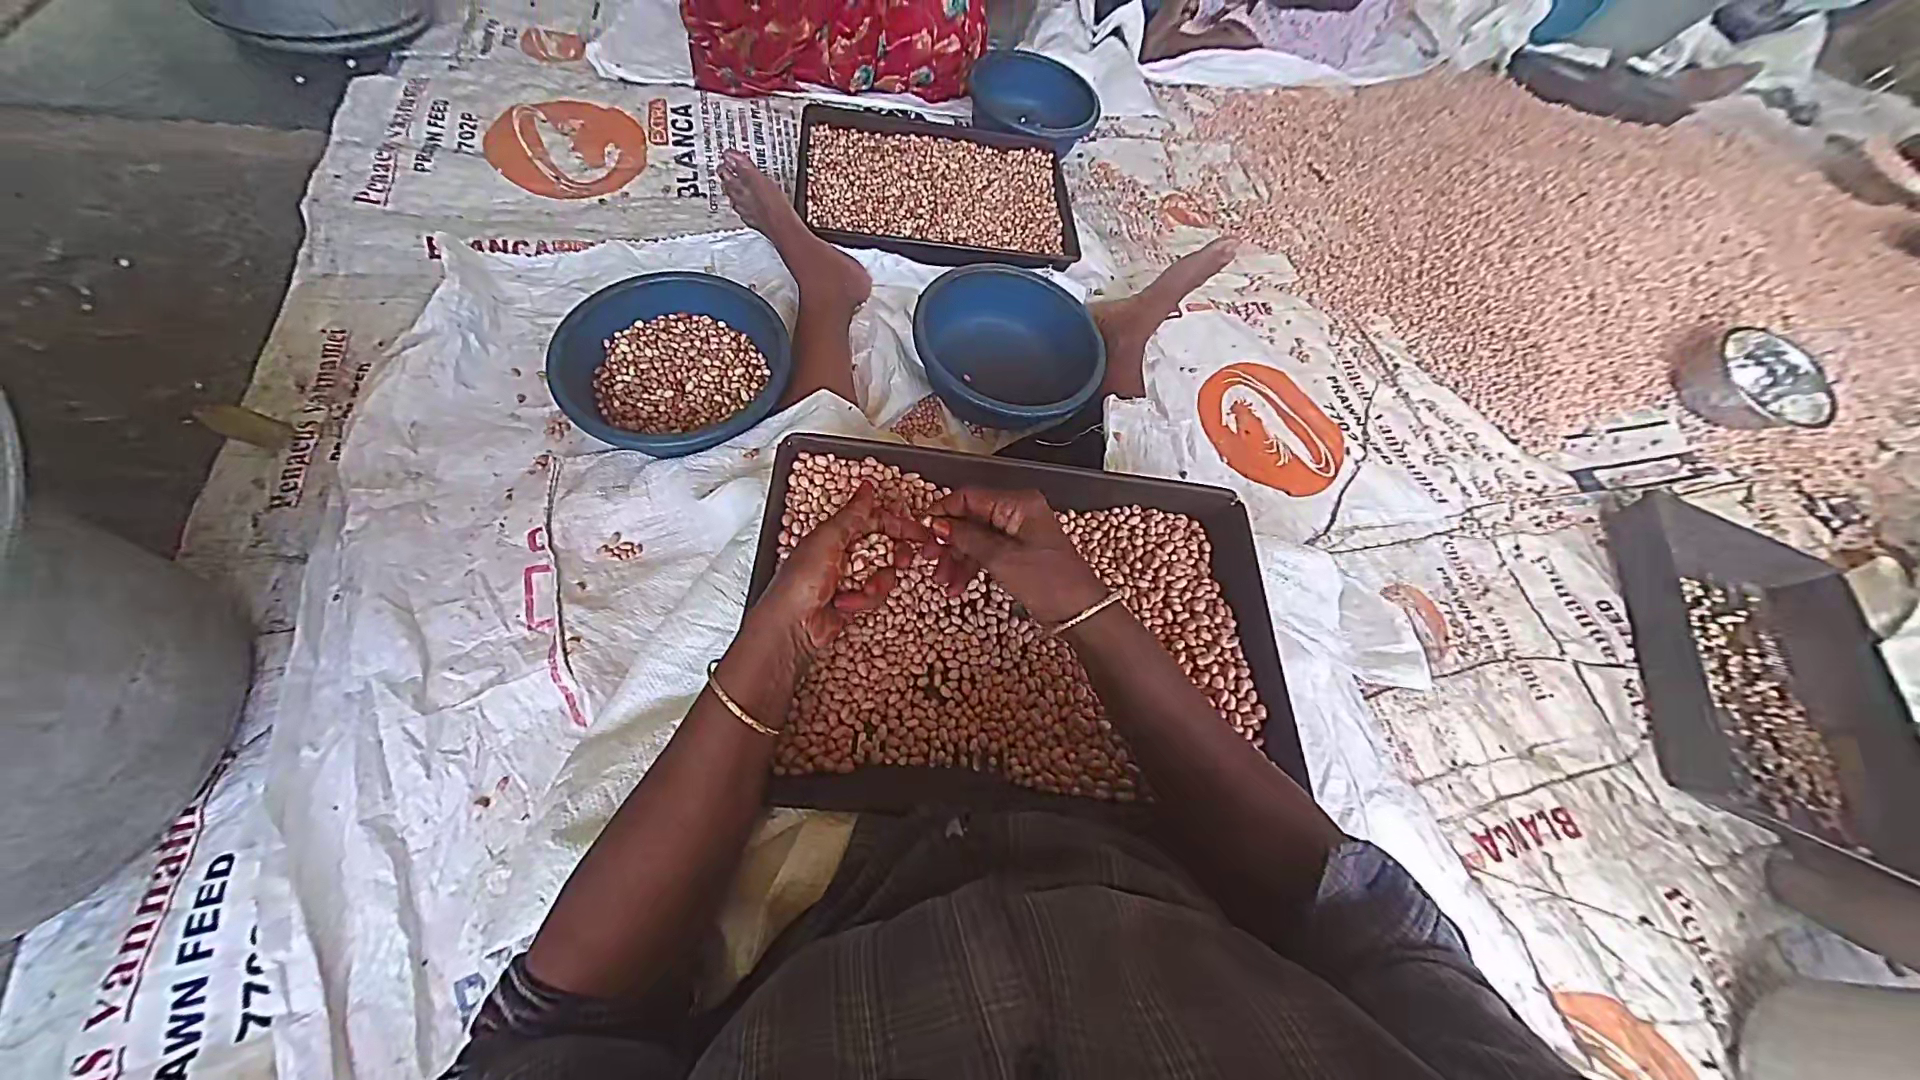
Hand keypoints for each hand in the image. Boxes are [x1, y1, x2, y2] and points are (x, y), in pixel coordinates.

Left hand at [750, 482, 928, 658]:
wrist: (792, 626)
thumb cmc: (801, 582)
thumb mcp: (828, 539)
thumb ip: (853, 514)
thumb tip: (867, 487)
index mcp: (837, 533)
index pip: (875, 521)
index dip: (898, 525)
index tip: (919, 532)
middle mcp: (845, 553)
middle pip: (886, 547)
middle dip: (895, 556)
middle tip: (902, 560)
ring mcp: (850, 578)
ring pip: (884, 574)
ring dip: (876, 584)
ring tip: (860, 590)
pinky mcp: (854, 600)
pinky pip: (875, 596)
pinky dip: (864, 601)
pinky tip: (846, 604)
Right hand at [926, 488, 1108, 624]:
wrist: (1080, 611)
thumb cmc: (1047, 581)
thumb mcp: (1002, 559)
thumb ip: (967, 538)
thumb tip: (938, 524)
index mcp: (1018, 503)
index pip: (969, 496)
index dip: (943, 512)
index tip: (923, 532)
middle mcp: (1017, 511)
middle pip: (970, 518)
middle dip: (948, 541)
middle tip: (930, 562)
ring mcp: (1017, 532)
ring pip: (974, 538)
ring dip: (956, 559)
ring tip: (943, 583)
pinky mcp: (1016, 552)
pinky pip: (985, 552)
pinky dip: (970, 567)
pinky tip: (957, 587)